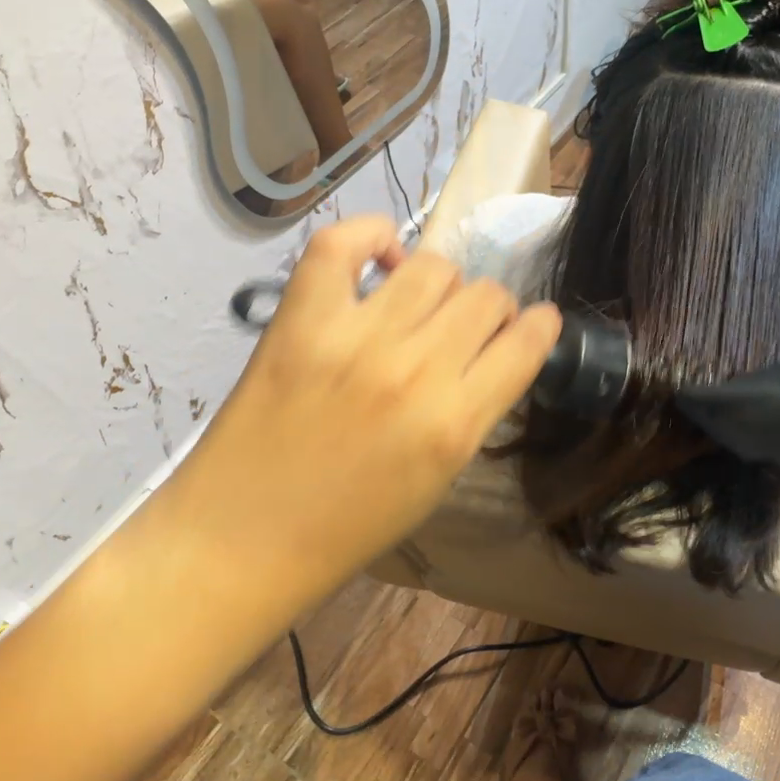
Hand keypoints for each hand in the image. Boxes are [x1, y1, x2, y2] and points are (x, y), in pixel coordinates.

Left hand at [168, 214, 560, 596]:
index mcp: (455, 423)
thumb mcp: (440, 478)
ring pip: (433, 266)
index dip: (540, 325)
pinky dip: (371, 237)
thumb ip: (474, 409)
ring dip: (441, 283)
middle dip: (491, 308)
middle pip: (486, 295)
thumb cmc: (348, 525)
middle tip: (466, 326)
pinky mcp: (300, 320)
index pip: (528, 341)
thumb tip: (493, 351)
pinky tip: (379, 260)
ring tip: (420, 303)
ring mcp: (355, 339)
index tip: (531, 326)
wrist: (239, 543)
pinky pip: (344, 244)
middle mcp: (415, 371)